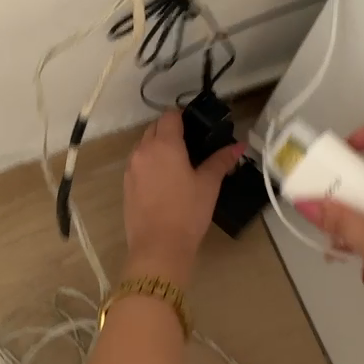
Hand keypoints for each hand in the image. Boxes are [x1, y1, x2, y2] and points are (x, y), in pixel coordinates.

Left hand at [122, 111, 243, 282]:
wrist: (158, 247)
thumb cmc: (188, 212)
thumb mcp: (208, 184)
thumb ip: (221, 161)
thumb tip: (238, 146)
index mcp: (164, 144)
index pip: (170, 116)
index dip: (184, 117)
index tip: (197, 128)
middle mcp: (143, 150)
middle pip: (154, 128)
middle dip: (170, 131)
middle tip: (191, 145)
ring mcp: (131, 168)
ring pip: (144, 146)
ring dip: (158, 147)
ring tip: (178, 164)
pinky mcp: (126, 185)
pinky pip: (138, 164)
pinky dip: (150, 164)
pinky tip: (164, 181)